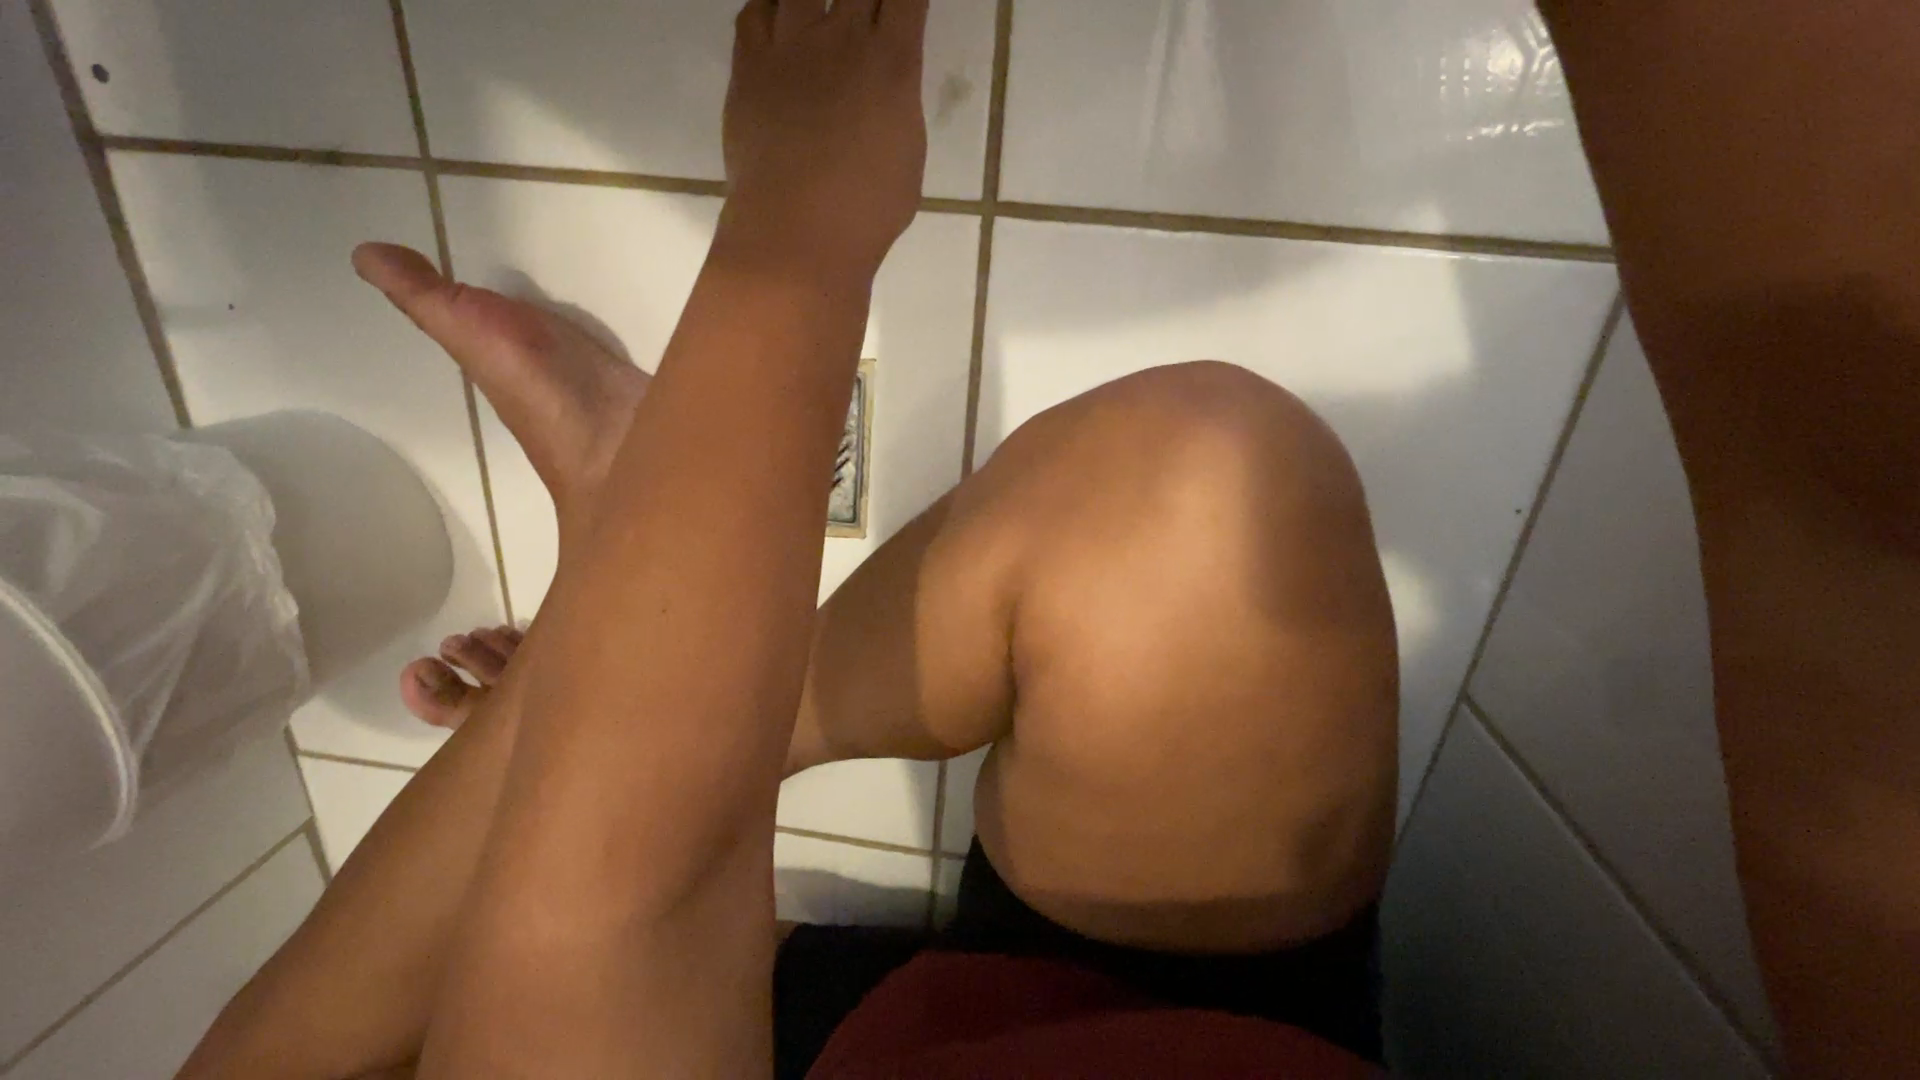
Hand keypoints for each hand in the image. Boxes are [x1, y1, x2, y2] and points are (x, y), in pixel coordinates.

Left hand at [718, 0, 929, 279]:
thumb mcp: (907, 158)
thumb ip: (898, 110)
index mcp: (893, 64)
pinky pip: (753, 12)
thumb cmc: (867, 212)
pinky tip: (777, 15)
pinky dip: (768, 5)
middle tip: (865, 11)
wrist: (798, 232)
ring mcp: (790, 48)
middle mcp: (842, 40)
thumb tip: (886, 94)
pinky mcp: (749, 67)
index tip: (905, 6)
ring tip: (818, 11)